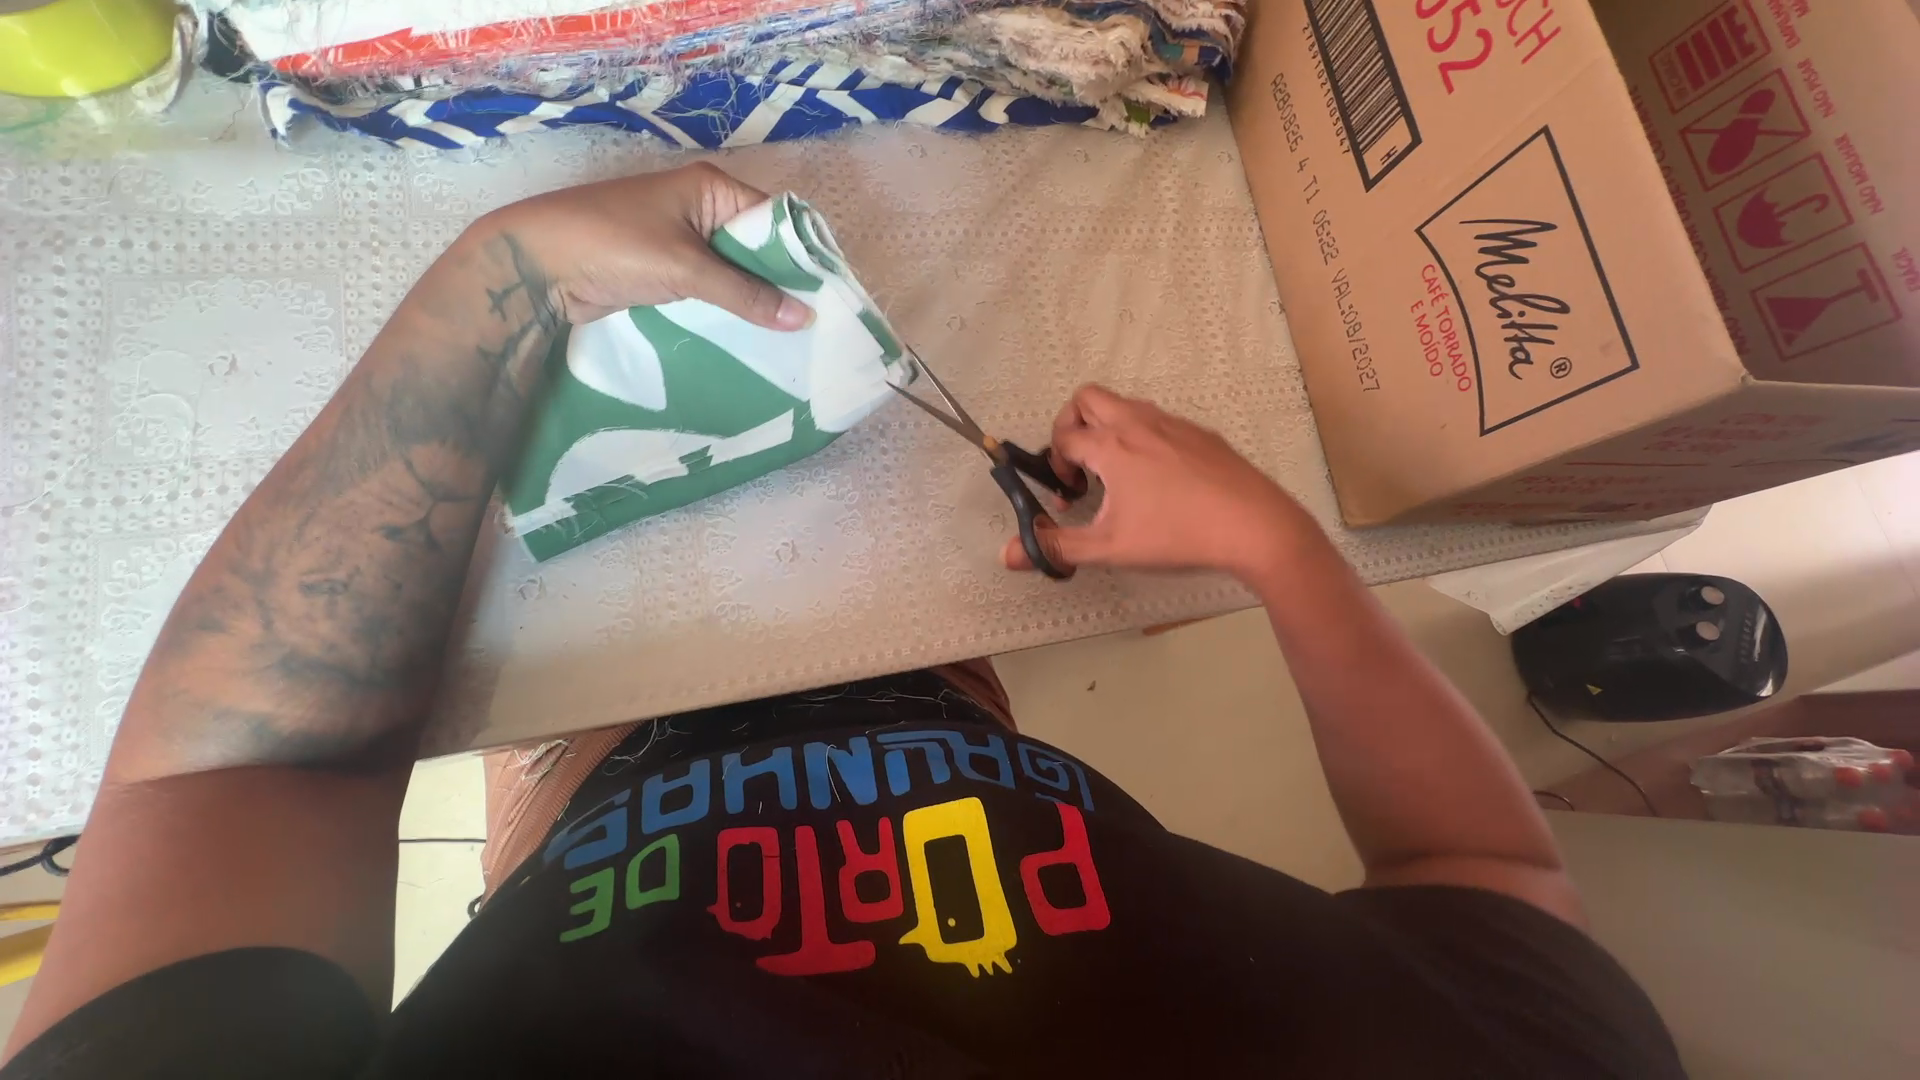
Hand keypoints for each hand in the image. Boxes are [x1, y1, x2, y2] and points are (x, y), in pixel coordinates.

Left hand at [478, 162, 814, 328]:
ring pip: (738, 272)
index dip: (803, 253)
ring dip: (759, 299)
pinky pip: (716, 289)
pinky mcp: (671, 271)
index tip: (829, 292)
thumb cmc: (613, 246)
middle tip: (816, 321)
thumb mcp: (687, 269)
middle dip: (784, 282)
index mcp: (711, 189)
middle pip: (759, 246)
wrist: (537, 265)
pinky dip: (734, 309)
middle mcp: (703, 210)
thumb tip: (803, 318)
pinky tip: (755, 335)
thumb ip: (746, 295)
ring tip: (794, 334)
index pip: (775, 218)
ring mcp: (686, 242)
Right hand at [1003, 385, 1314, 580]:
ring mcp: (1172, 424)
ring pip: (1124, 406)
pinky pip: (1156, 421)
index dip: (1055, 465)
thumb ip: (1057, 547)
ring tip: (1115, 475)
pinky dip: (1140, 437)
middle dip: (1071, 425)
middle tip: (1079, 465)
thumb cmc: (1177, 535)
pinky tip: (1158, 480)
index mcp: (1112, 445)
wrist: (1255, 526)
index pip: (1063, 437)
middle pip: (1087, 398)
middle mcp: (1138, 423)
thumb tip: (1008, 555)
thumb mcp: (1110, 548)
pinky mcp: (1199, 433)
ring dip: (1106, 429)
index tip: (1069, 496)